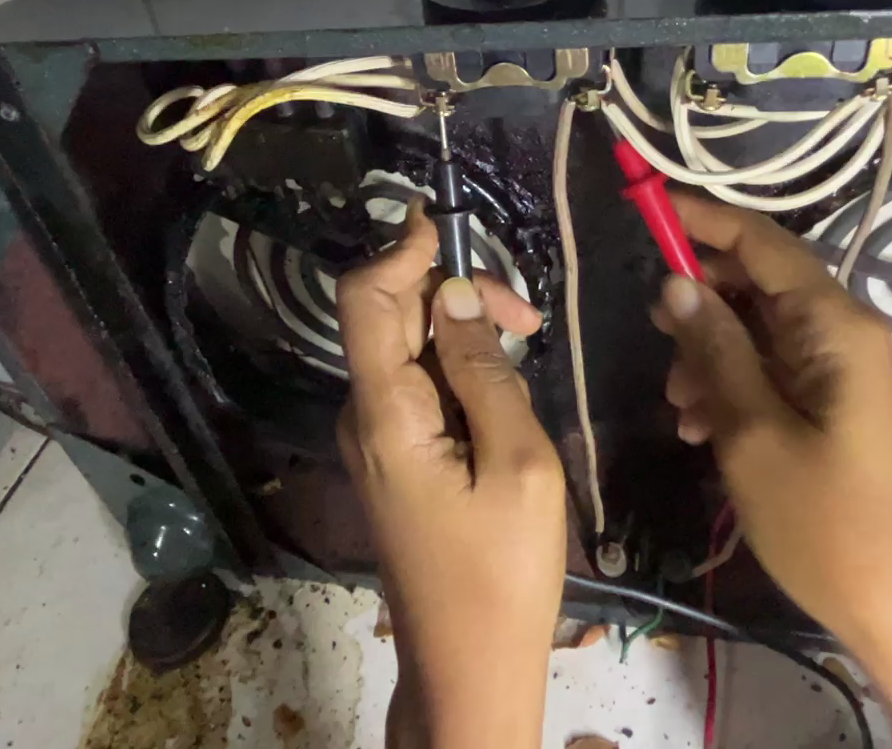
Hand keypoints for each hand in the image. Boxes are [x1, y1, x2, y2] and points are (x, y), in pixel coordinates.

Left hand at [336, 200, 561, 748]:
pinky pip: (418, 385)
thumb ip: (484, 372)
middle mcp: (365, 414)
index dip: (398, 251)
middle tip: (526, 315)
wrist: (467, 669)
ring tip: (525, 346)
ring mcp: (376, 437)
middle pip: (391, 317)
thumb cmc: (502, 573)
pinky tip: (501, 385)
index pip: (364, 300)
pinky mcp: (394, 455)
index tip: (441, 223)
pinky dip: (456, 366)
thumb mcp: (517, 464)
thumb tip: (453, 295)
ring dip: (461, 330)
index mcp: (385, 412)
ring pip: (408, 349)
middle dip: (452, 294)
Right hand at [653, 192, 891, 748]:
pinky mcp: (843, 411)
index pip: (762, 242)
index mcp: (834, 326)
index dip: (702, 218)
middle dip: (701, 304)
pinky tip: (705, 430)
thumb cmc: (833, 525)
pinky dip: (736, 389)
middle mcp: (846, 335)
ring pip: (761, 334)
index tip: (647, 206)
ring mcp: (847, 375)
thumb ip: (715, 349)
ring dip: (712, 357)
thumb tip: (676, 282)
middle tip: (653, 334)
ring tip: (679, 407)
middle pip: (759, 286)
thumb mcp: (754, 432)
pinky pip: (778, 375)